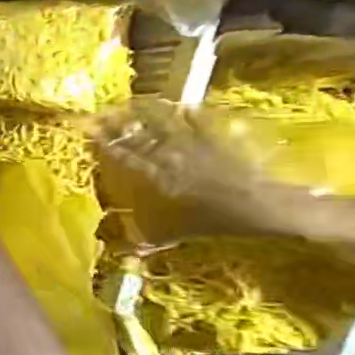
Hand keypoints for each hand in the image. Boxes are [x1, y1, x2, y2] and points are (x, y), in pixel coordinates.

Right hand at [93, 101, 342, 242]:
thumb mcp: (178, 233)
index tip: (87, 130)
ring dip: (148, 112)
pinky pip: (202, 122)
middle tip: (101, 113)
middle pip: (139, 135)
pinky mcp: (220, 140)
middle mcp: (171, 156)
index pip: (123, 156)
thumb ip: (150, 237)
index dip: (104, 143)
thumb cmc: (219, 223)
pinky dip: (191, 113)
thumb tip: (125, 253)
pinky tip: (184, 106)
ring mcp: (196, 144)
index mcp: (157, 176)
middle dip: (117, 123)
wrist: (267, 206)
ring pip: (166, 123)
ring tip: (133, 102)